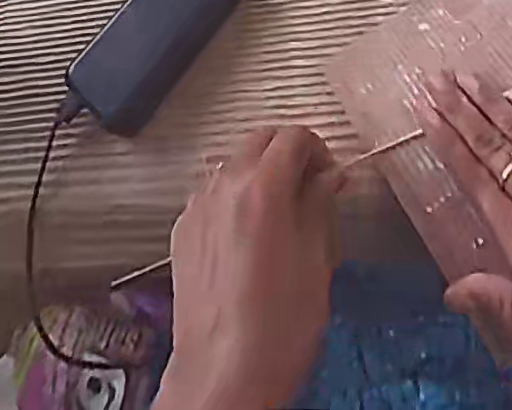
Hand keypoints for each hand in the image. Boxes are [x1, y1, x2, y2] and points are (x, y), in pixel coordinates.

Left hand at [156, 127, 338, 409]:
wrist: (222, 375)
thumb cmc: (281, 323)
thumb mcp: (316, 261)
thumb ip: (320, 204)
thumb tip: (330, 174)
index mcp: (262, 187)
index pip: (292, 136)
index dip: (317, 148)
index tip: (328, 177)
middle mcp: (224, 183)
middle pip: (260, 140)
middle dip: (287, 153)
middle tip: (307, 188)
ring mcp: (197, 203)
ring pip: (234, 163)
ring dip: (258, 173)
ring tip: (275, 215)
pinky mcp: (182, 226)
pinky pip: (212, 193)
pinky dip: (233, 197)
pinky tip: (244, 237)